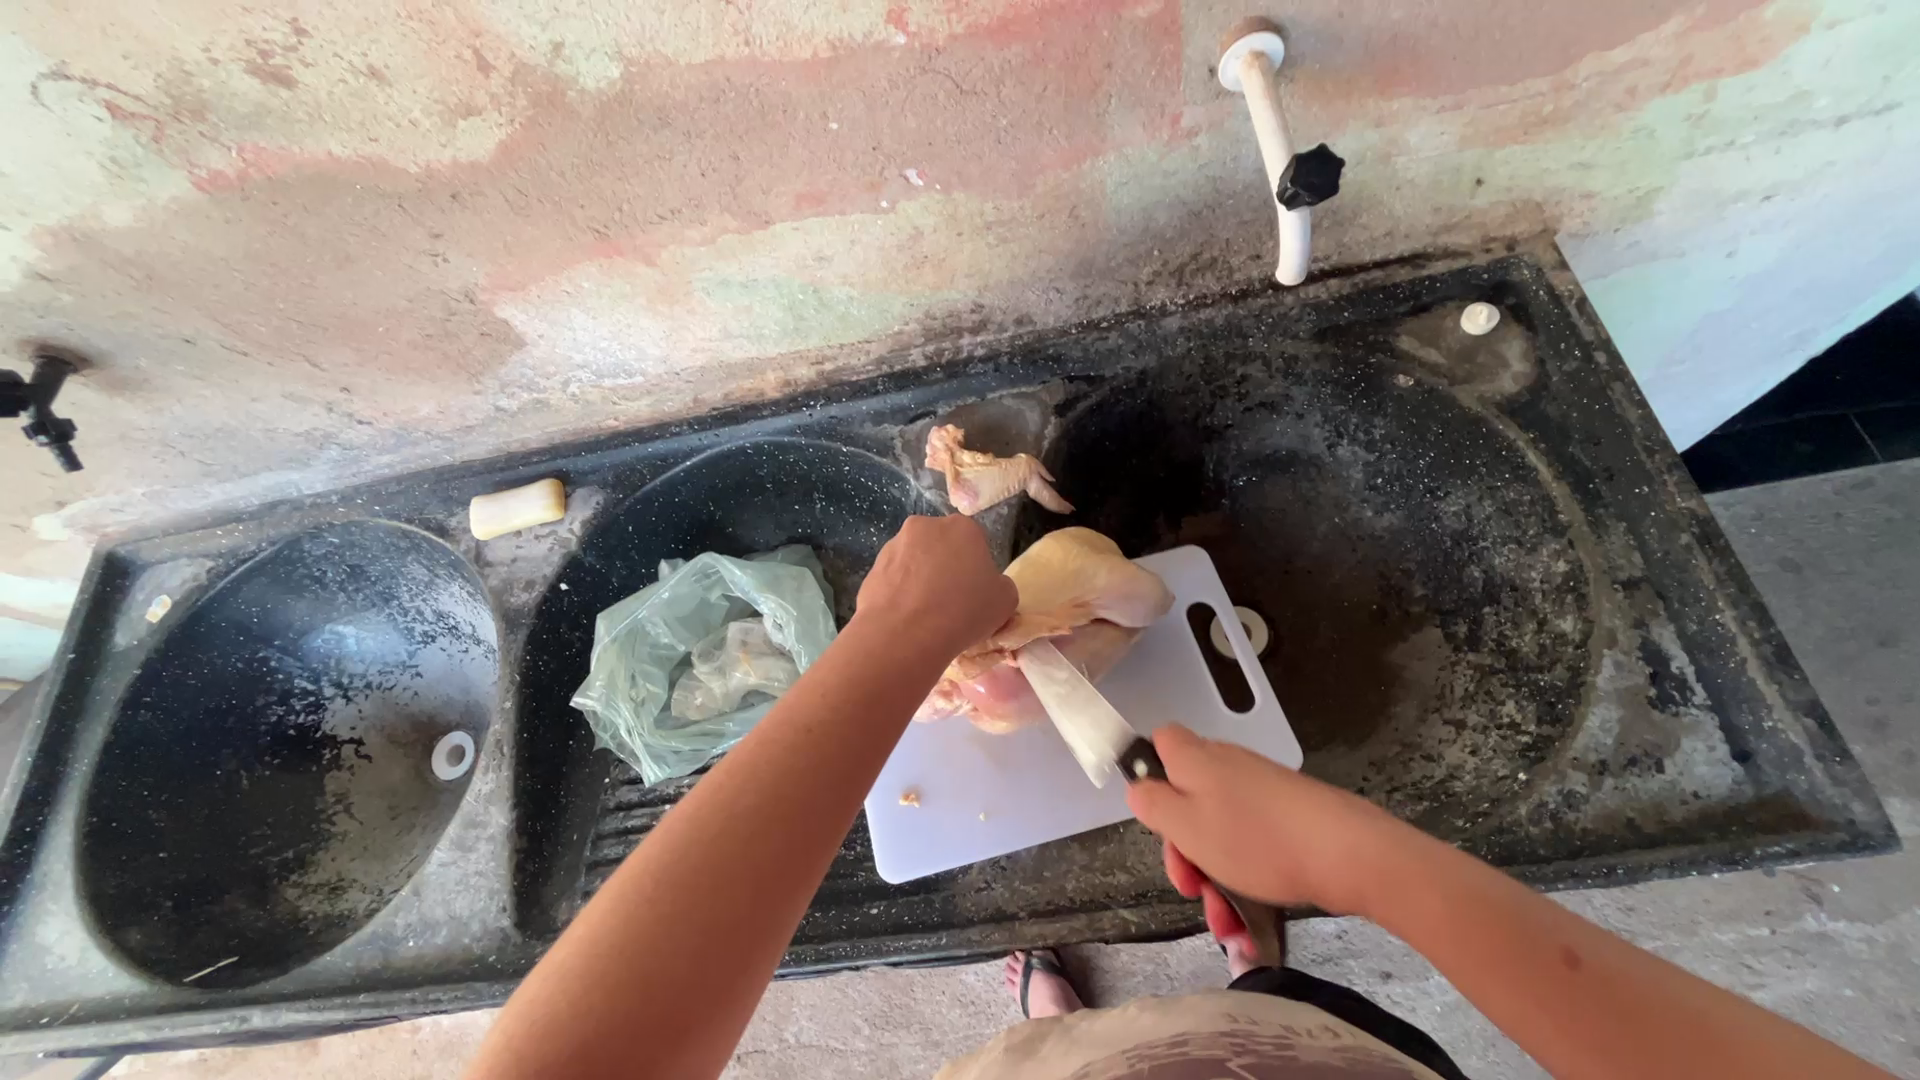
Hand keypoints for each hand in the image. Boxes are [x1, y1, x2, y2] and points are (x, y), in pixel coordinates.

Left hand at [855, 515, 1017, 660]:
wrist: (904, 634)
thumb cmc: (963, 611)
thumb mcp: (1005, 601)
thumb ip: (1000, 585)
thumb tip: (987, 586)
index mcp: (962, 527)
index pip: (974, 543)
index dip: (976, 570)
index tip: (973, 594)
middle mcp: (925, 526)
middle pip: (941, 547)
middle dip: (944, 569)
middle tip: (950, 603)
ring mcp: (893, 545)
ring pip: (914, 562)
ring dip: (920, 580)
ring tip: (924, 615)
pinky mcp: (872, 568)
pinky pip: (893, 580)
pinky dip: (899, 594)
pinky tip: (905, 619)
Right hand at [1125, 724, 1423, 917]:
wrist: (1349, 853)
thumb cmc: (1255, 839)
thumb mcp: (1185, 825)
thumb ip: (1151, 803)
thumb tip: (1140, 789)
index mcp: (1196, 759)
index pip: (1160, 743)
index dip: (1150, 774)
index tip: (1156, 816)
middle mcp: (1227, 766)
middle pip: (1186, 800)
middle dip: (1183, 851)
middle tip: (1191, 887)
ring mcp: (1261, 792)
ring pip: (1218, 832)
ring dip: (1213, 879)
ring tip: (1226, 925)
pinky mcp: (1289, 816)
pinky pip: (1251, 844)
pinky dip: (1244, 878)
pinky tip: (1249, 922)